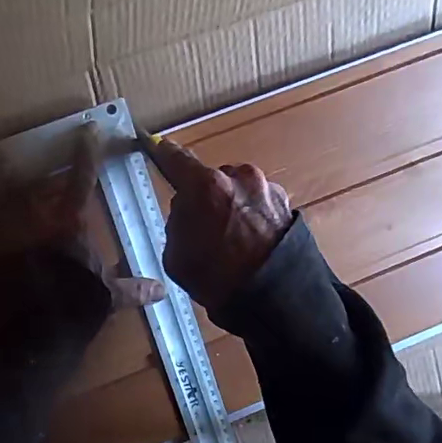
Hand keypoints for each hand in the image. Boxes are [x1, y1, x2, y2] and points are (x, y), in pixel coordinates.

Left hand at [0, 131, 164, 345]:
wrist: (40, 338)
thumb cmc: (79, 311)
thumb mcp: (109, 299)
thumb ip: (132, 289)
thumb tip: (159, 289)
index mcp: (67, 229)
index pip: (81, 183)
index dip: (86, 156)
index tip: (88, 130)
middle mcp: (31, 227)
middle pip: (12, 184)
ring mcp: (4, 243)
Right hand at [146, 139, 293, 309]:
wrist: (275, 298)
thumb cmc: (218, 279)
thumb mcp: (176, 256)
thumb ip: (177, 223)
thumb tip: (186, 212)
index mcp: (205, 185)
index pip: (176, 159)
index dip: (162, 153)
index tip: (154, 144)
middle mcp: (239, 176)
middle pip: (211, 179)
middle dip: (205, 197)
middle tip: (202, 227)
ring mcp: (267, 188)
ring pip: (238, 191)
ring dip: (231, 207)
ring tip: (232, 241)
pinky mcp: (287, 204)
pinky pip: (259, 204)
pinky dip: (252, 218)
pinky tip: (251, 244)